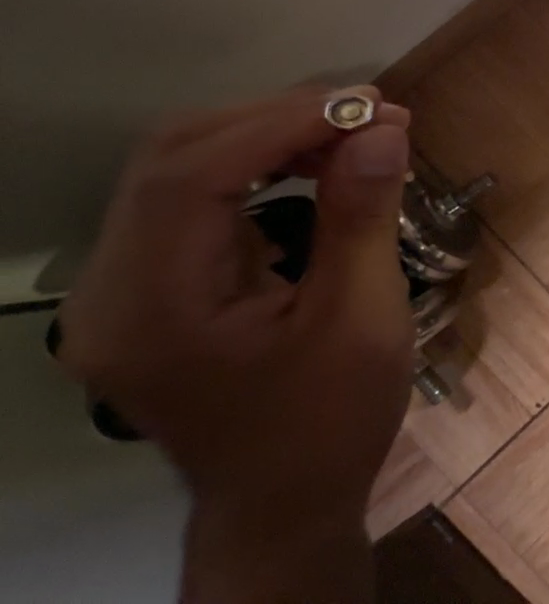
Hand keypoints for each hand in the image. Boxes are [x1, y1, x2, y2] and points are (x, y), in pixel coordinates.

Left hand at [57, 86, 415, 559]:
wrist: (286, 498)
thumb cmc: (331, 420)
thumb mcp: (363, 319)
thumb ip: (362, 219)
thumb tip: (383, 130)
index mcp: (150, 309)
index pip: (189, 177)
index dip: (282, 123)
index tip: (375, 106)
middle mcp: (108, 291)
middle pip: (171, 160)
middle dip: (278, 119)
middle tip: (378, 114)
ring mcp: (120, 289)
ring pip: (177, 170)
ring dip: (271, 136)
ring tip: (360, 133)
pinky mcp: (149, 288)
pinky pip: (192, 201)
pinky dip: (260, 167)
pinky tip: (320, 166)